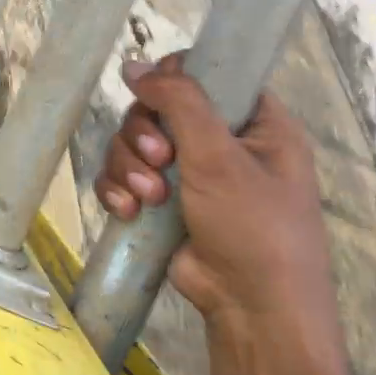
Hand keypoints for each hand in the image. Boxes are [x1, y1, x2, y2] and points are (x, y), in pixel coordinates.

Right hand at [96, 56, 353, 374]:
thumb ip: (179, 102)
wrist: (250, 309)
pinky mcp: (162, 201)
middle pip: (157, 109)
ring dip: (130, 167)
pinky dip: (119, 189)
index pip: (209, 76)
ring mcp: (190, 174)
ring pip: (133, 142)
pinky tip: (130, 211)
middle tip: (159, 159)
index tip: (157, 93)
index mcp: (256, 126)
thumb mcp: (220, 157)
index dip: (176, 78)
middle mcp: (222, 144)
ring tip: (148, 198)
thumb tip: (133, 64)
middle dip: (144, 135)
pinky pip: (122, 175)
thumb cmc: (255, 229)